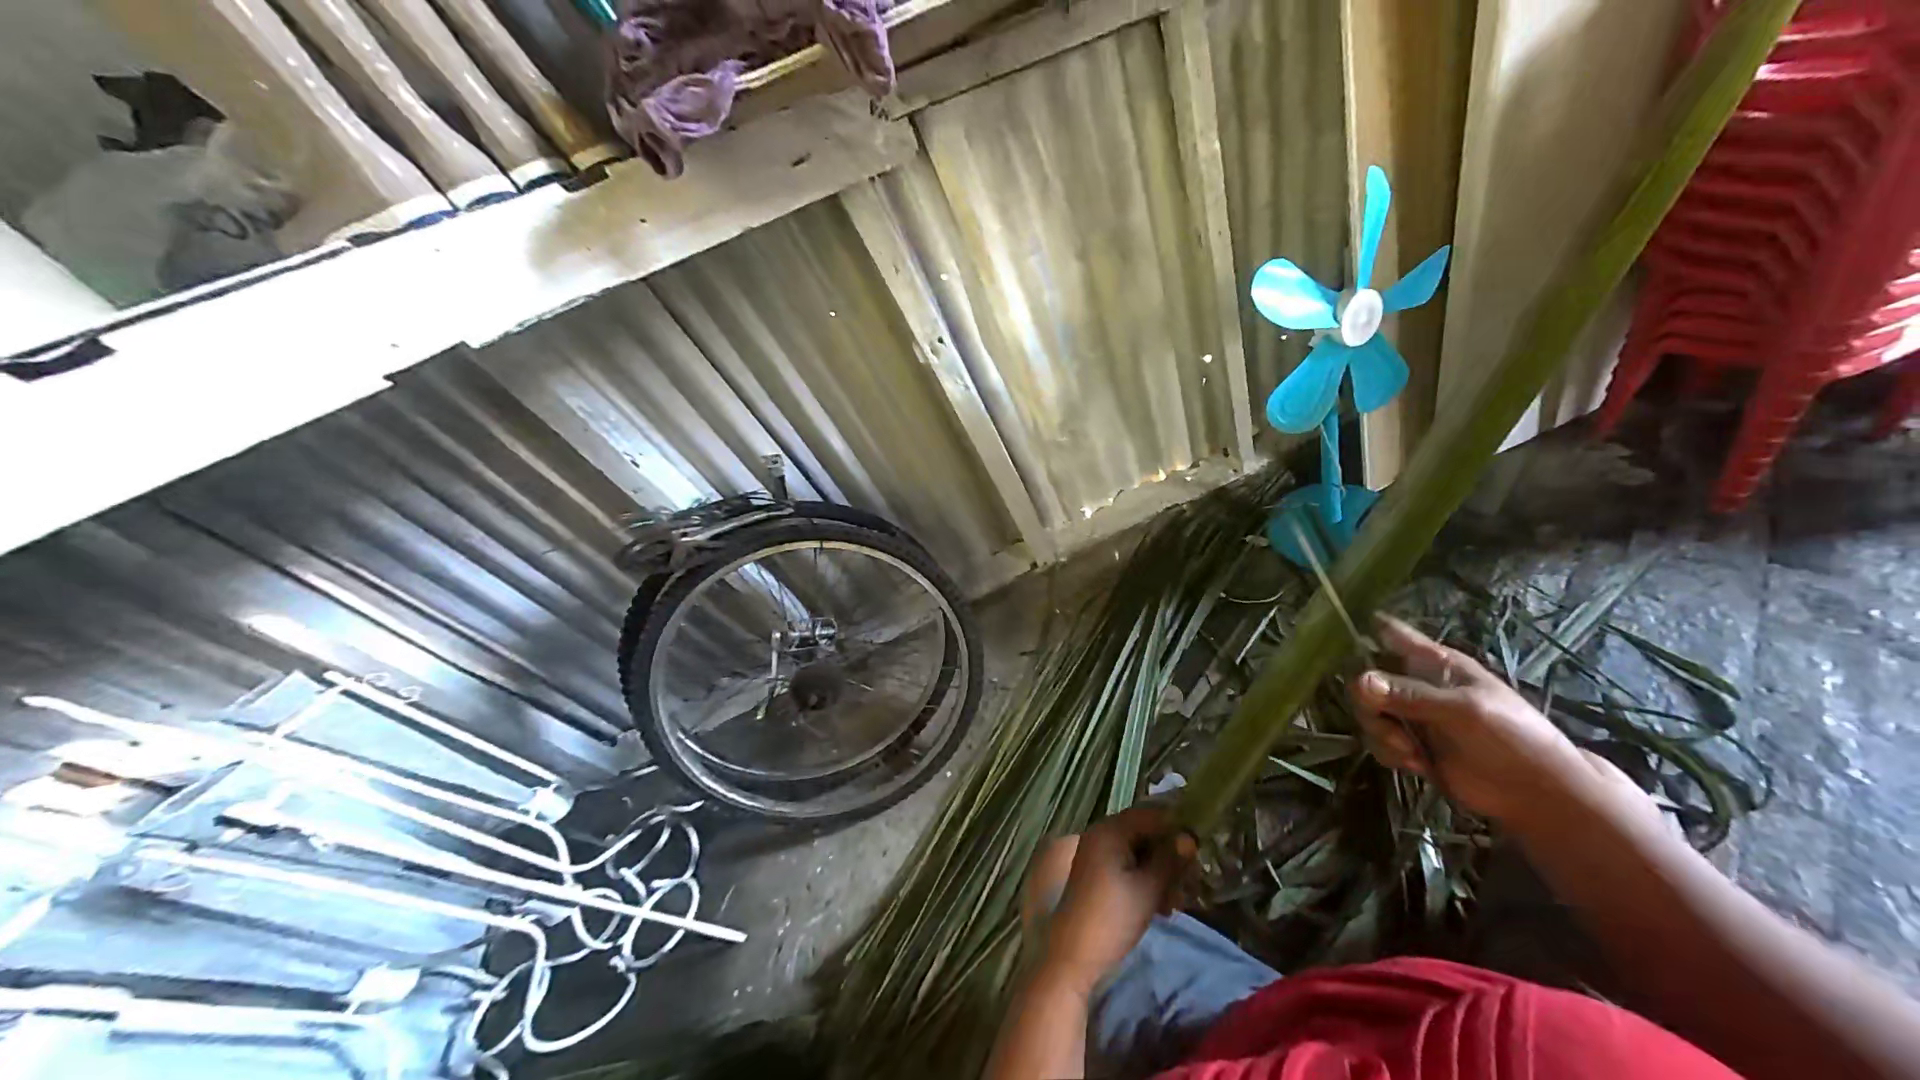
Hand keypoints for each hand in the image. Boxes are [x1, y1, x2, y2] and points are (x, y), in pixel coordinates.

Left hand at [1041, 806, 1195, 993]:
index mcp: (1110, 830)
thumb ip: (1170, 860)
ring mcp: (1095, 854)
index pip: (1151, 814)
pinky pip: (1126, 866)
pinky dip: (1144, 880)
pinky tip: (1160, 907)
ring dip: (1160, 872)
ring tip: (1175, 903)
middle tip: (1190, 882)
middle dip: (1169, 855)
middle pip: (1144, 833)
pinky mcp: (1095, 874)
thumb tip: (1189, 837)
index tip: (1201, 847)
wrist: (1071, 956)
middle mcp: (1100, 834)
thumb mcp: (1149, 889)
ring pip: (1137, 852)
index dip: (1177, 826)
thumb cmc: (1113, 918)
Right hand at [1349, 614, 1615, 827]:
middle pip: (1365, 679)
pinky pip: (1378, 741)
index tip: (1334, 637)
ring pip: (1368, 713)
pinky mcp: (1411, 746)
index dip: (1362, 628)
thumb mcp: (1463, 710)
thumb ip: (1410, 695)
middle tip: (1388, 724)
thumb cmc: (1512, 737)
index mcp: (1434, 663)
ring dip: (1381, 734)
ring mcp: (1412, 716)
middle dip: (1368, 703)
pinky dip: (1390, 753)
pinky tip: (1416, 764)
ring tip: (1411, 753)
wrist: (1539, 794)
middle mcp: (1416, 684)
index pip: (1390, 633)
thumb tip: (1359, 681)